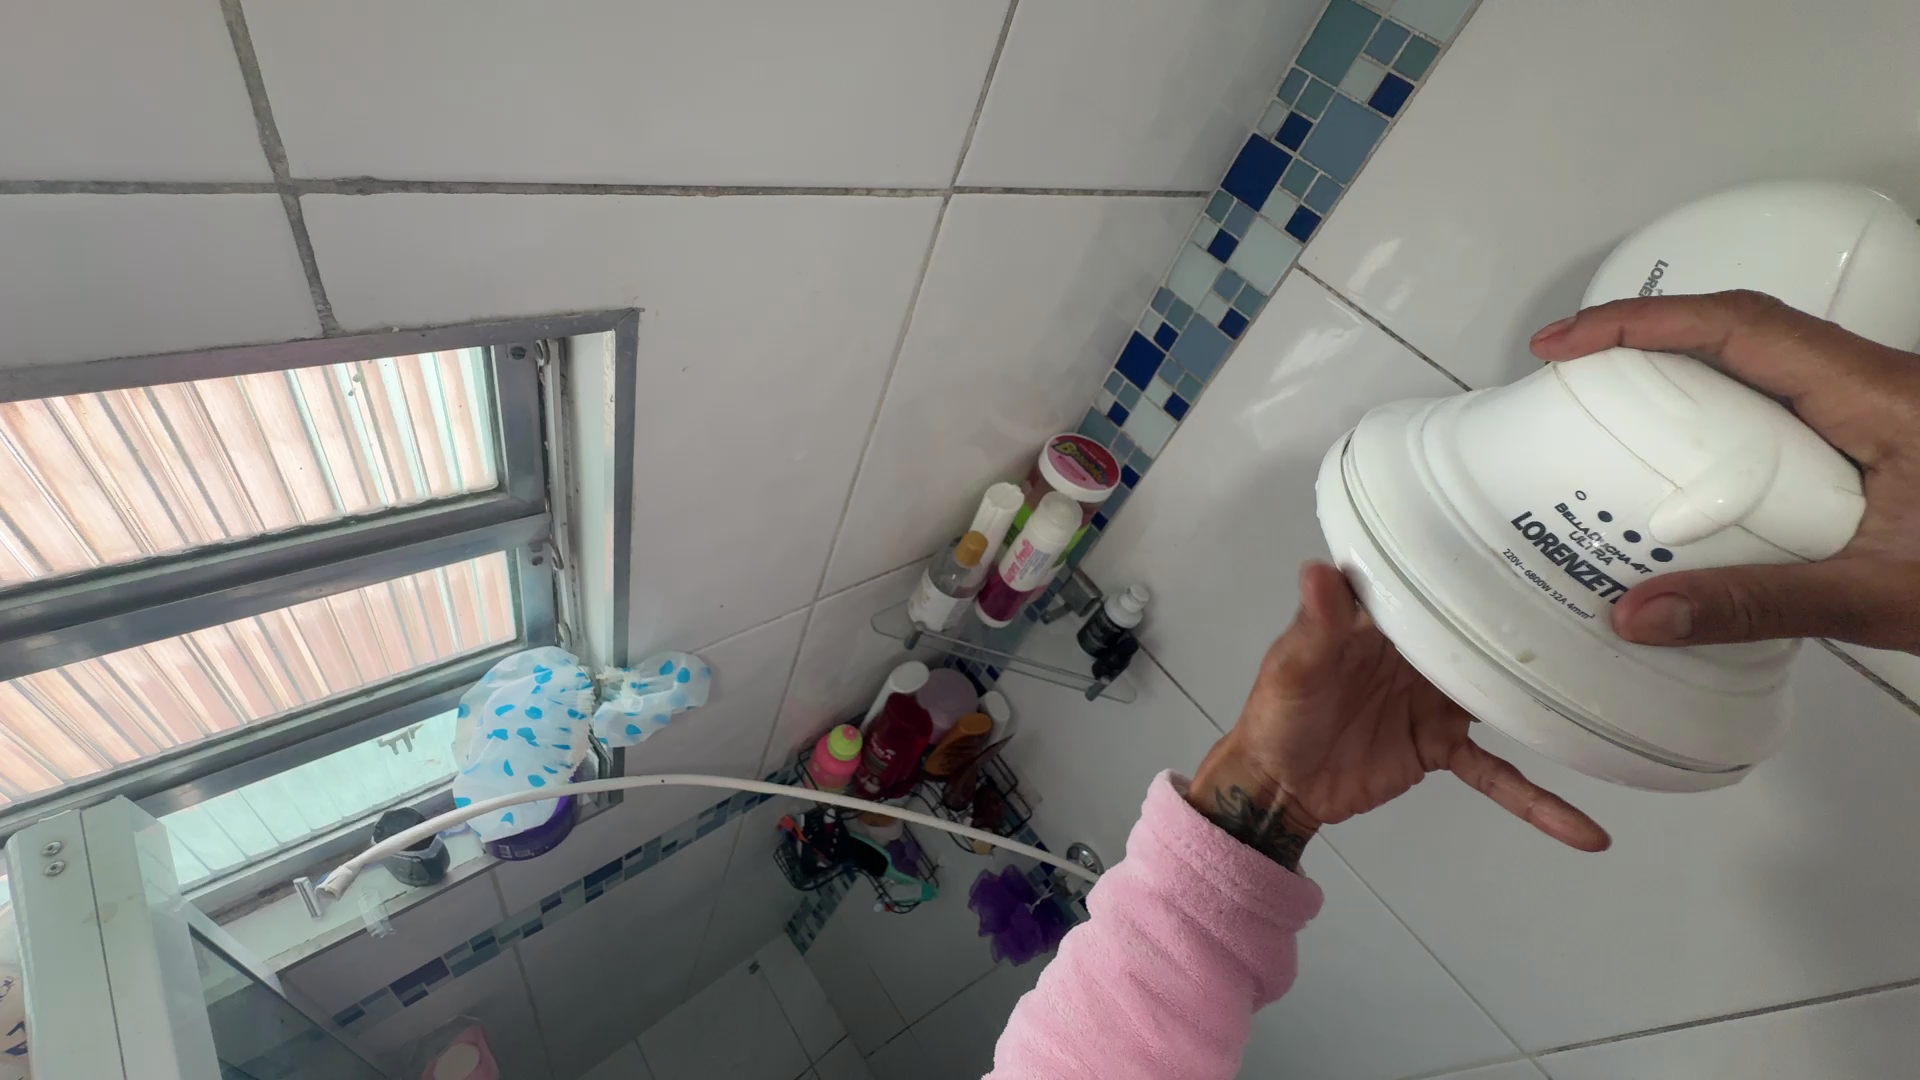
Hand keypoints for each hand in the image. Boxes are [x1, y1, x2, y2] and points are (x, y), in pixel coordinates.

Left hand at [1187, 562, 1609, 868]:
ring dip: (1552, 700)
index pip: (1432, 586)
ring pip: (1504, 696)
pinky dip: (1536, 799)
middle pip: (1481, 636)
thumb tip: (1320, 568)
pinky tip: (1586, 831)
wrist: (1280, 782)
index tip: (1542, 543)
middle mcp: (1413, 656)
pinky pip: (1496, 772)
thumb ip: (1315, 624)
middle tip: (1623, 614)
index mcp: (1380, 625)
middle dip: (1536, 625)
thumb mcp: (1293, 667)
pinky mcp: (1439, 748)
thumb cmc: (1280, 713)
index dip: (1476, 565)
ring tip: (1630, 699)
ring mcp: (1432, 702)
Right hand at [1530, 290, 1919, 651]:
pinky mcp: (1867, 440)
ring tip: (1599, 412)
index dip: (1642, 322)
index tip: (1566, 343)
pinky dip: (1700, 419)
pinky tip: (1671, 462)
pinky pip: (1766, 408)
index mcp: (1888, 399)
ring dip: (1667, 377)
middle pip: (1736, 333)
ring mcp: (1872, 412)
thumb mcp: (1894, 596)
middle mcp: (1878, 390)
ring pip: (1751, 367)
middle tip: (1565, 374)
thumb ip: (1762, 603)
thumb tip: (1638, 612)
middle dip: (1637, 341)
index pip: (1743, 327)